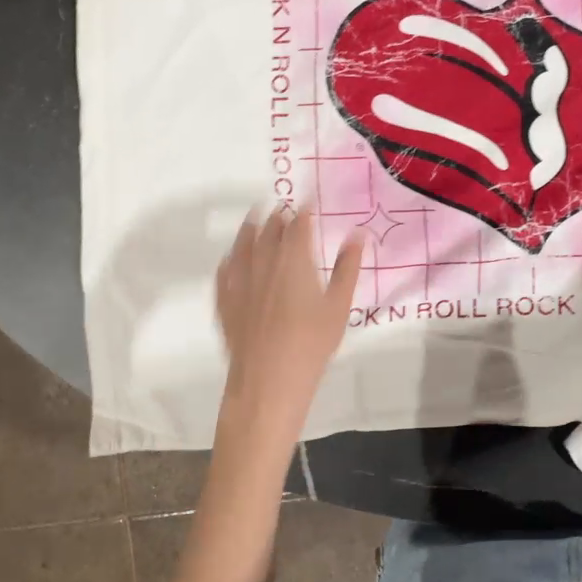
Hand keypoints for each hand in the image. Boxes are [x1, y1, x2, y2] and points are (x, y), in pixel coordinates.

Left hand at [214, 205, 363, 428]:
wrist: (268, 380)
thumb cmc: (311, 343)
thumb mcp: (339, 306)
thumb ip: (348, 267)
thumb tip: (357, 234)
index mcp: (294, 259)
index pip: (298, 224)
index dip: (304, 210)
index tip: (309, 201)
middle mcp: (264, 262)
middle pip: (269, 229)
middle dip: (278, 216)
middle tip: (285, 209)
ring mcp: (240, 281)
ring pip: (243, 245)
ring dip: (250, 228)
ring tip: (254, 218)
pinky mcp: (224, 302)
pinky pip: (224, 272)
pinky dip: (229, 259)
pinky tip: (230, 259)